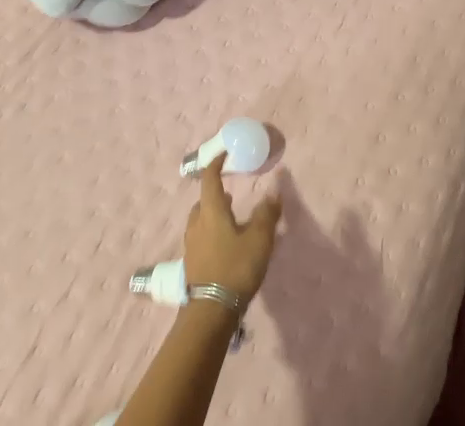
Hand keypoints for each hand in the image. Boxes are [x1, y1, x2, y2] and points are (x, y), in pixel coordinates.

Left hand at [183, 153, 281, 301]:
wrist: (211, 309)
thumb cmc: (236, 267)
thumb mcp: (259, 240)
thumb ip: (266, 215)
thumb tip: (273, 192)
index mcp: (211, 211)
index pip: (210, 179)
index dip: (216, 164)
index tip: (224, 154)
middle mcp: (197, 223)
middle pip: (203, 201)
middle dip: (215, 193)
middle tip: (230, 193)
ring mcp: (191, 244)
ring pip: (200, 220)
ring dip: (213, 214)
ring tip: (229, 217)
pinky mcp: (192, 262)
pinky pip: (201, 237)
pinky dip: (211, 232)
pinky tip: (224, 244)